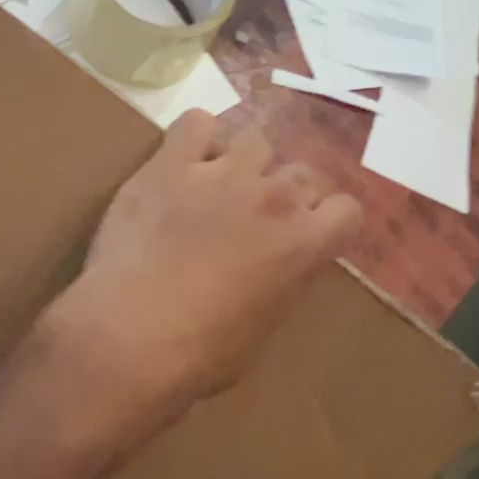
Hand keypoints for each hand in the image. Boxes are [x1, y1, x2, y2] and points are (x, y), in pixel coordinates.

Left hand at [37, 110, 360, 432]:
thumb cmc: (200, 356)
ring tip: (216, 186)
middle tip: (255, 218)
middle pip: (302, 172)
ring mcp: (222, 174)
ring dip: (243, 161)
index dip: (325, 222)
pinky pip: (195, 122)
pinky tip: (181, 162)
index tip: (306, 235)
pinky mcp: (169, 164)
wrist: (133, 335)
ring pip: (255, 139)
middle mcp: (274, 198)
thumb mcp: (259, 334)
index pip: (345, 210)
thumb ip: (276, 289)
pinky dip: (194, 138)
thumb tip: (270, 276)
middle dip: (286, 193)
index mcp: (305, 246)